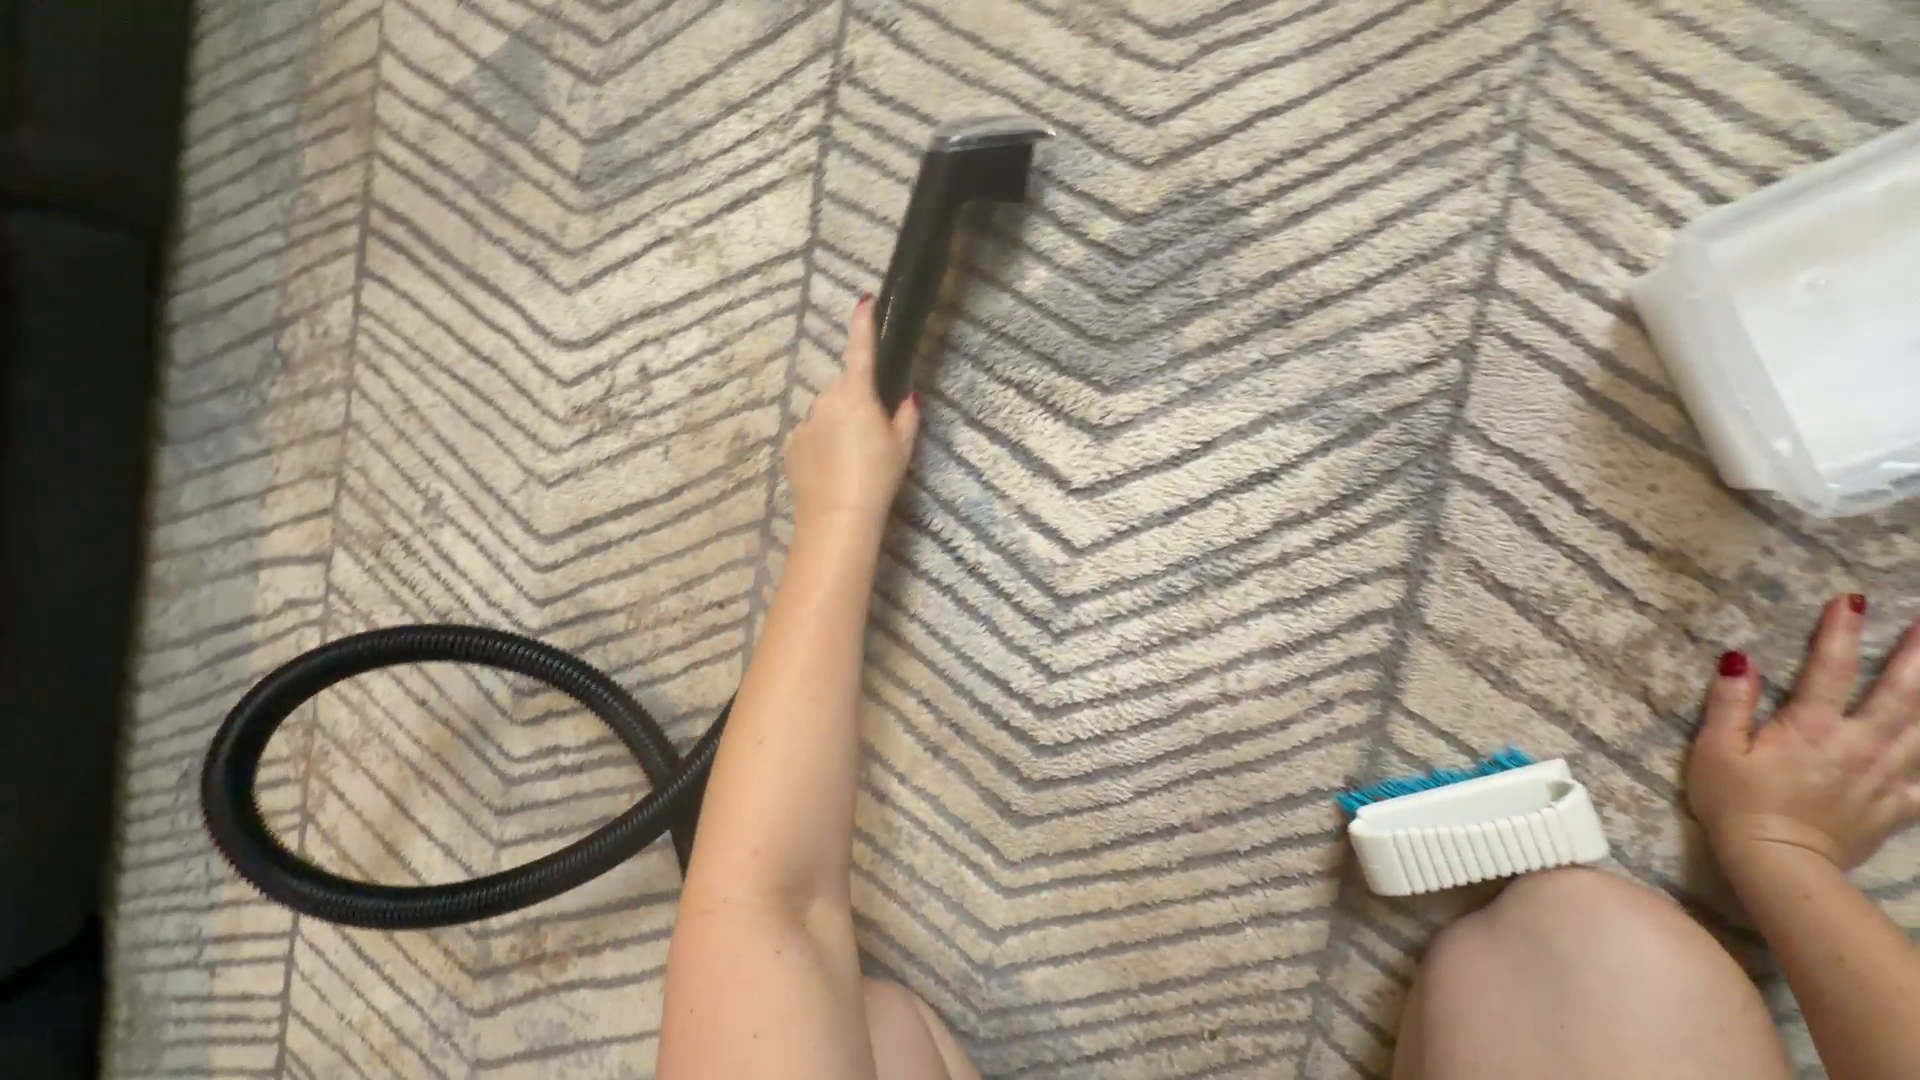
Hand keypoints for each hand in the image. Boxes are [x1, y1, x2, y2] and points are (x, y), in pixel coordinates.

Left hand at [784, 295, 920, 530]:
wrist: (838, 516)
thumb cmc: (877, 478)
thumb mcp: (902, 447)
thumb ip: (906, 417)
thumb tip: (908, 399)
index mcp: (856, 395)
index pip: (860, 351)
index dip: (863, 325)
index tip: (863, 301)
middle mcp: (826, 401)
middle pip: (843, 389)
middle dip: (855, 402)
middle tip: (871, 436)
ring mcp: (804, 423)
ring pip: (824, 413)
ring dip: (837, 425)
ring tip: (850, 460)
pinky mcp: (791, 445)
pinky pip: (809, 435)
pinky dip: (820, 445)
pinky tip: (831, 469)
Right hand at [1688, 595, 1919, 870]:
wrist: (1777, 860)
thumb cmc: (1732, 800)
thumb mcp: (1714, 749)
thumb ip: (1729, 703)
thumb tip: (1739, 659)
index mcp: (1810, 728)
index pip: (1830, 669)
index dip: (1840, 632)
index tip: (1852, 600)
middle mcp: (1859, 743)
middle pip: (1899, 692)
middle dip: (1917, 654)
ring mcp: (1888, 774)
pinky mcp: (1901, 802)